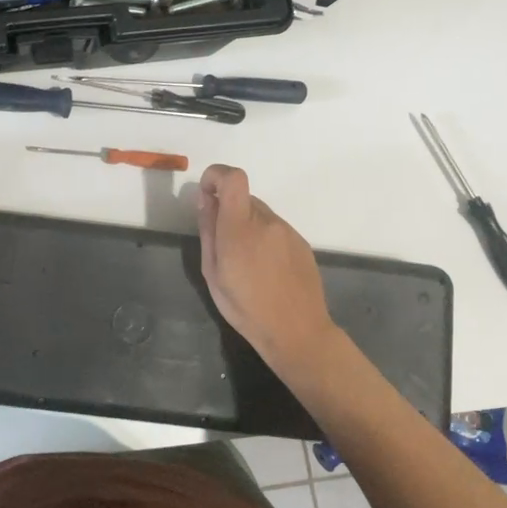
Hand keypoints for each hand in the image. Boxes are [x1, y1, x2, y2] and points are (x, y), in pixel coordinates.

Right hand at [196, 164, 335, 364]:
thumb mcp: (212, 272)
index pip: (233, 178)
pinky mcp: (301, 243)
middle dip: (228, 212)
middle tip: (222, 246)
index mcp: (240, 227)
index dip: (216, 176)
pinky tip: (265, 271)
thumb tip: (205, 201)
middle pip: (244, 198)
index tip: (206, 194)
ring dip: (247, 228)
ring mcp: (288, 231)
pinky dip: (264, 240)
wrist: (296, 331)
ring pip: (260, 216)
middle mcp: (267, 221)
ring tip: (246, 265)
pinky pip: (275, 231)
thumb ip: (208, 231)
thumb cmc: (245, 307)